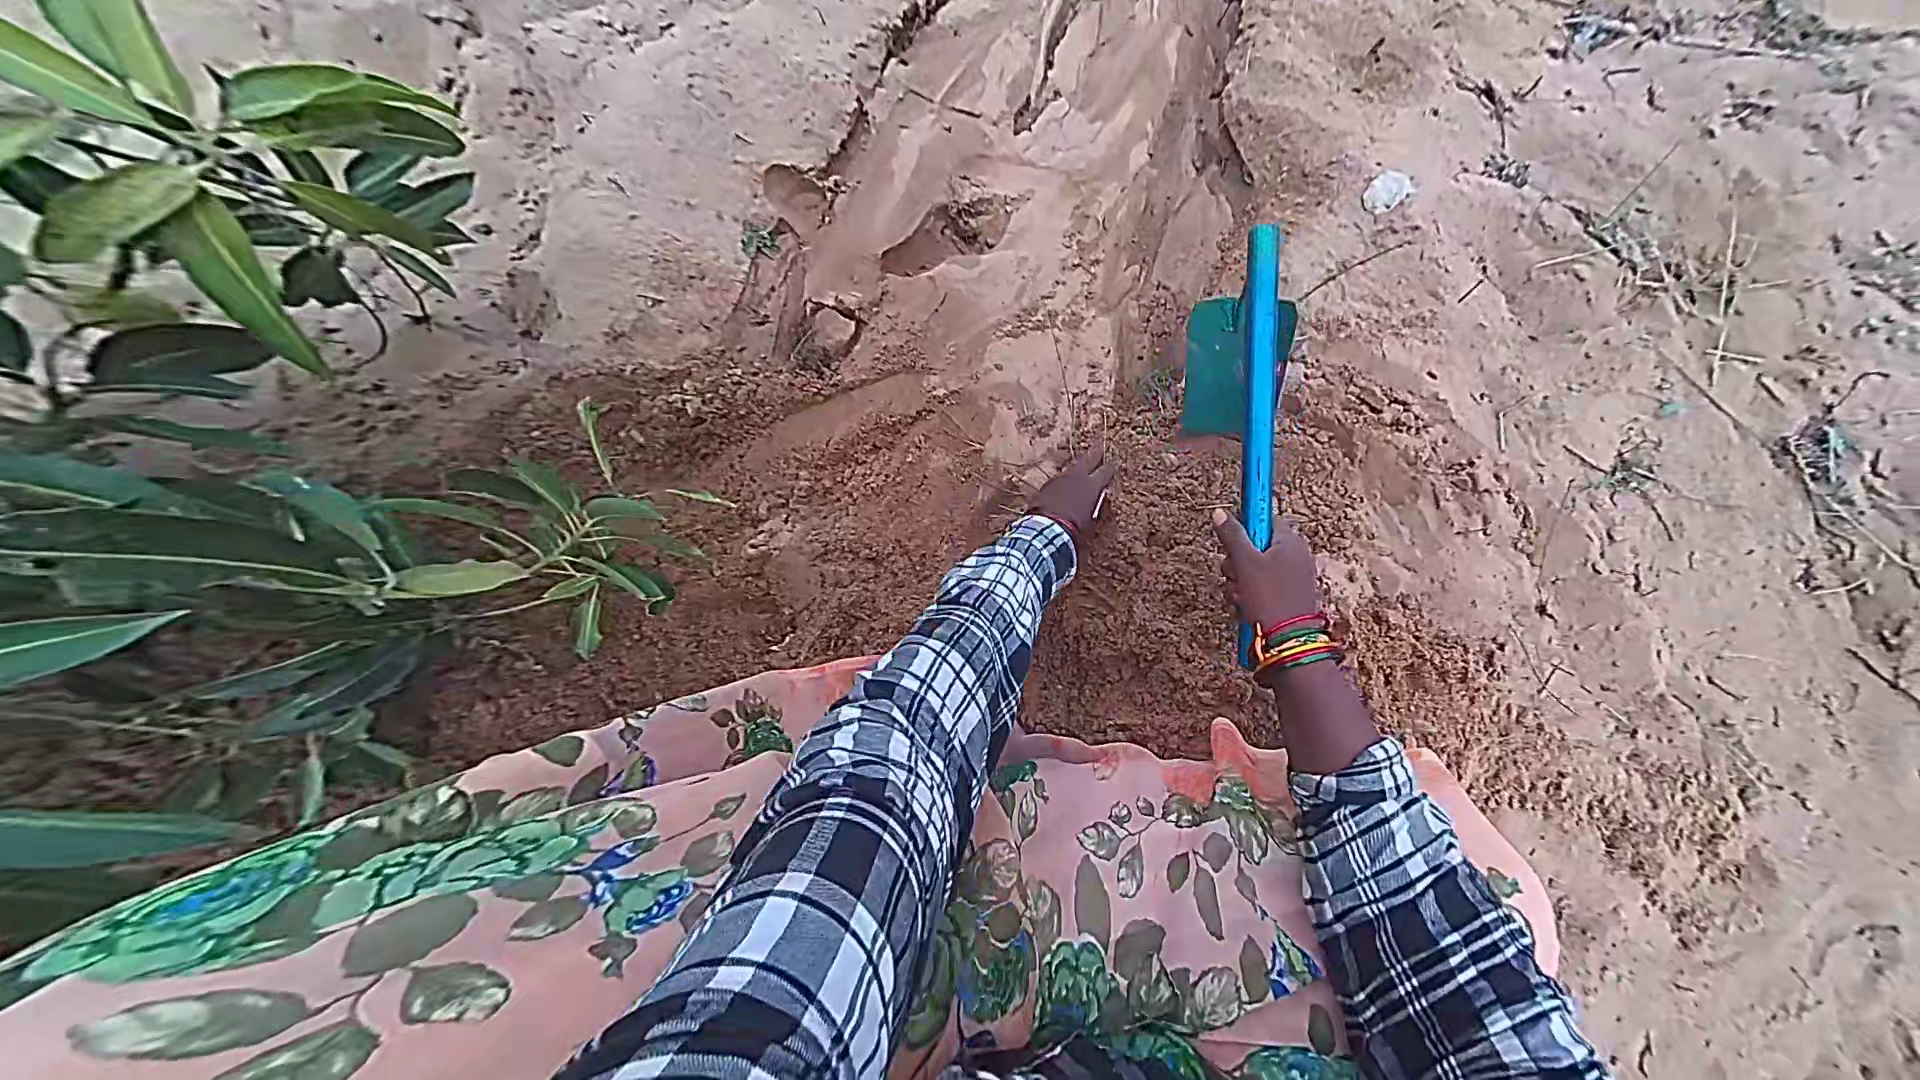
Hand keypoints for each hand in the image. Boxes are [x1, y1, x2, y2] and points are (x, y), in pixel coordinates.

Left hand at [1030, 442, 1115, 536]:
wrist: (1046, 528)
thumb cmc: (1074, 527)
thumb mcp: (1092, 521)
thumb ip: (1097, 508)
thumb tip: (1101, 502)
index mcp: (1091, 485)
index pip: (1105, 471)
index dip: (1110, 469)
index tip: (1112, 466)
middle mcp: (1076, 477)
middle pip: (1087, 460)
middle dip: (1095, 454)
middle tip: (1099, 448)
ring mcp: (1060, 479)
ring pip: (1071, 468)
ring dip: (1077, 468)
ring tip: (1081, 467)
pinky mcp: (1046, 486)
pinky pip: (1059, 480)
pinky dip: (1064, 481)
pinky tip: (1064, 485)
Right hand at [1211, 509, 1320, 629]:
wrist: (1288, 639)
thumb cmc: (1270, 597)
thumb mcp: (1245, 562)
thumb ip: (1232, 535)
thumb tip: (1219, 513)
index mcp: (1290, 542)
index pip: (1264, 520)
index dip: (1244, 527)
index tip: (1231, 539)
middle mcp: (1293, 556)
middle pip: (1253, 546)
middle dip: (1236, 561)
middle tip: (1235, 573)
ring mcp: (1289, 577)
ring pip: (1251, 570)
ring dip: (1238, 581)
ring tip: (1241, 595)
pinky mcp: (1284, 595)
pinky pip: (1257, 587)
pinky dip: (1247, 595)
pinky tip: (1245, 605)